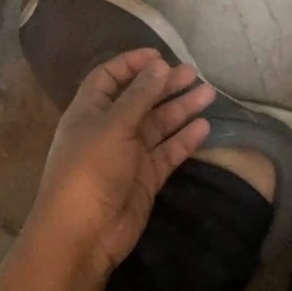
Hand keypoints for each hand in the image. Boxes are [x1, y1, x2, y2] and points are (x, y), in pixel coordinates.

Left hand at [23, 49, 215, 276]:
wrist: (82, 235)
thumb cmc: (90, 170)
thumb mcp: (114, 126)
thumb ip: (139, 95)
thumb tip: (159, 65)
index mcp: (90, 111)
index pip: (109, 77)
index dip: (132, 64)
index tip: (159, 55)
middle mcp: (109, 128)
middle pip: (140, 99)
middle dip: (164, 85)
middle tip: (193, 73)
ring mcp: (128, 154)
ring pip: (158, 124)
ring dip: (181, 108)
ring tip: (209, 94)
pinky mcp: (144, 177)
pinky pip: (167, 152)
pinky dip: (185, 140)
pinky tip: (204, 128)